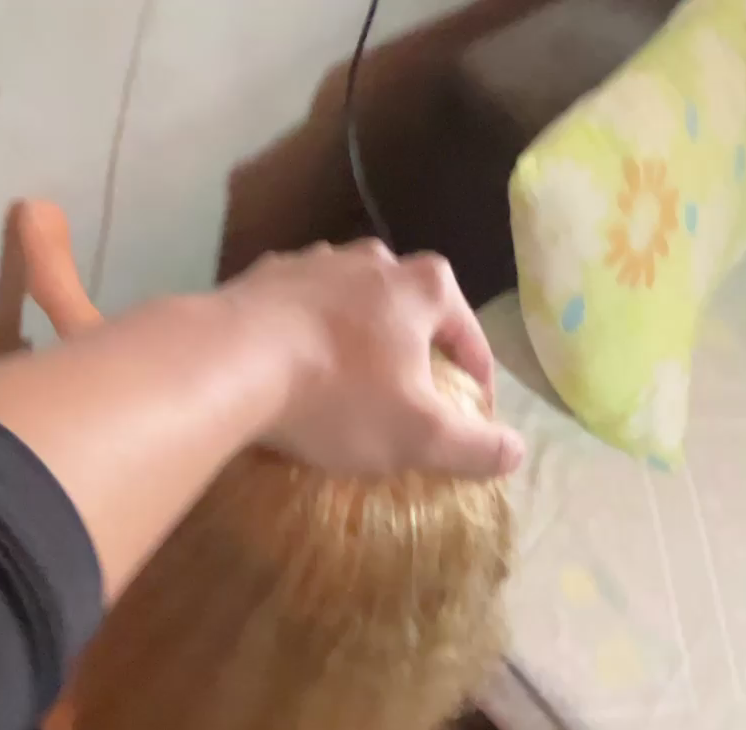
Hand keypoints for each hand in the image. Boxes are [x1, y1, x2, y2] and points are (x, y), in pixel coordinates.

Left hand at [220, 240, 524, 478]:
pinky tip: (293, 365)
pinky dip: (307, 334)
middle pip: (411, 311)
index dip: (478, 379)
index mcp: (423, 288)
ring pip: (353, 303)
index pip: (469, 335)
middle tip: (408, 395)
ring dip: (359, 338)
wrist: (229, 362)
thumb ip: (475, 446)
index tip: (472, 413)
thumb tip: (516, 452)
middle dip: (416, 351)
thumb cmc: (338, 395)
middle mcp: (374, 260)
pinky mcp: (263, 277)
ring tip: (349, 380)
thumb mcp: (418, 435)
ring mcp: (314, 262)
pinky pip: (299, 308)